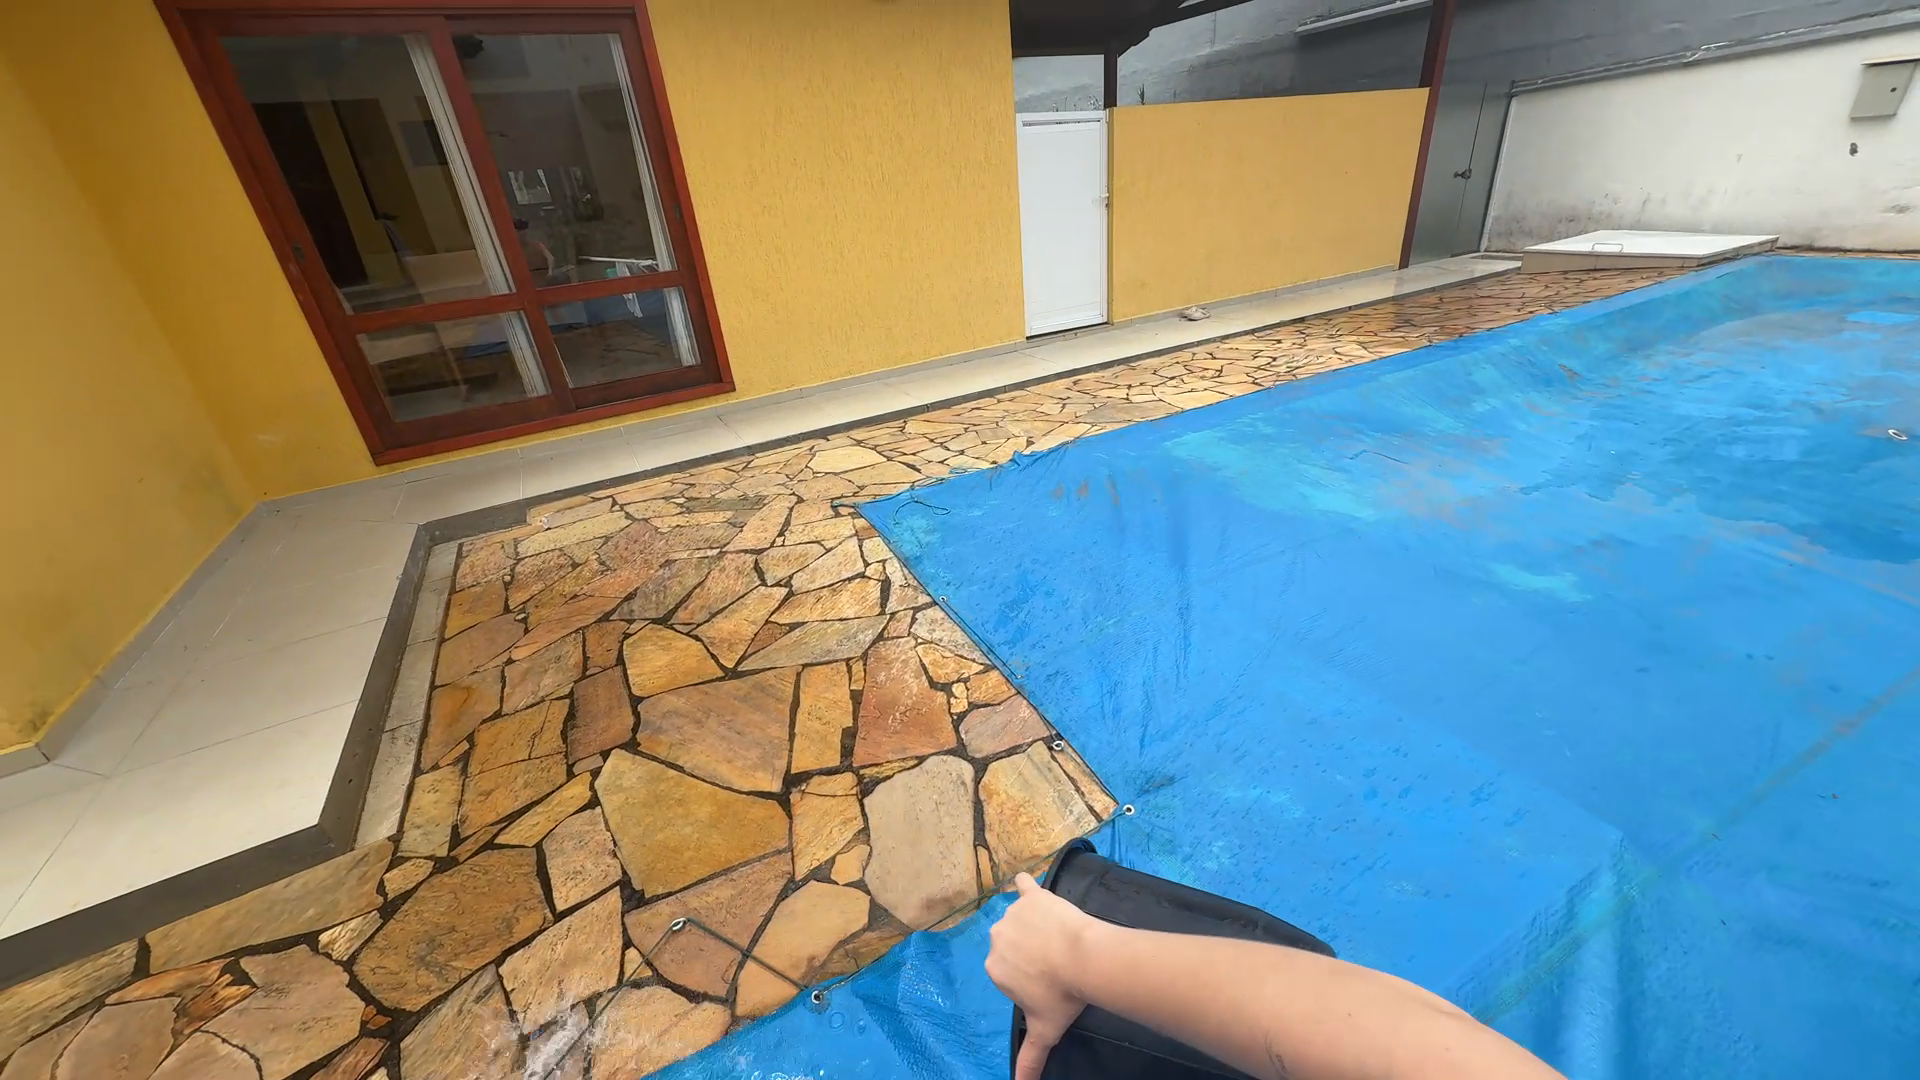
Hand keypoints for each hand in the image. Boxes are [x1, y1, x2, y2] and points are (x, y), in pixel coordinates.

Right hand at [987, 873, 1095, 1079]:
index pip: (1007, 971)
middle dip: (1026, 952)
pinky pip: (1023, 884)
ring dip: (1032, 925)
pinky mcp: (1031, 894)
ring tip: (1058, 937)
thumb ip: (1030, 1059)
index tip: (1044, 982)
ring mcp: (1013, 912)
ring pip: (1019, 918)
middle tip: (1053, 962)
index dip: (1026, 977)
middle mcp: (996, 937)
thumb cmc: (1062, 996)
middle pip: (1010, 944)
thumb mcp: (1044, 1031)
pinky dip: (1026, 886)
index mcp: (994, 968)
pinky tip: (1030, 887)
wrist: (1084, 959)